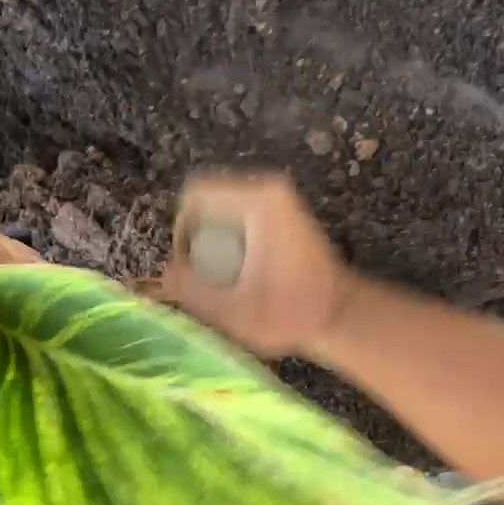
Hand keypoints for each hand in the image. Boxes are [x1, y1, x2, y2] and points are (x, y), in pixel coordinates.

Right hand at [161, 173, 353, 356]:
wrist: (339, 315)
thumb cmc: (292, 314)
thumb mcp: (235, 311)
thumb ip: (192, 291)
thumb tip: (164, 273)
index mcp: (257, 202)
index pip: (193, 196)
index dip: (181, 232)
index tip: (191, 268)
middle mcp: (268, 189)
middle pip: (205, 203)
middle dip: (197, 241)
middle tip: (207, 279)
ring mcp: (277, 198)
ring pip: (219, 212)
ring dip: (212, 245)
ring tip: (222, 281)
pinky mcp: (280, 211)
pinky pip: (236, 219)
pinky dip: (229, 244)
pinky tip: (238, 276)